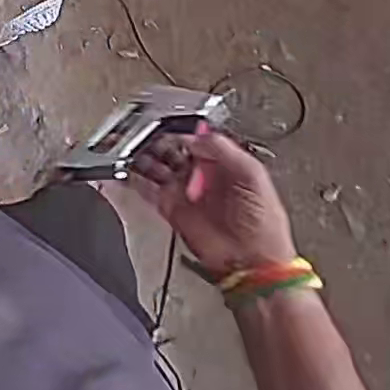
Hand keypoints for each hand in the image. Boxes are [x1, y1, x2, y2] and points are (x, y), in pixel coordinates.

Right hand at [131, 125, 297, 277]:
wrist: (251, 263)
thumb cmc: (263, 226)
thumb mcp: (253, 178)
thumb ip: (225, 152)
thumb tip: (197, 136)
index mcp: (224, 165)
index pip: (197, 139)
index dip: (182, 131)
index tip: (169, 126)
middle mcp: (201, 176)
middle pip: (171, 150)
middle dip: (157, 142)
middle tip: (146, 137)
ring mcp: (184, 191)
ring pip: (155, 166)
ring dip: (143, 157)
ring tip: (132, 151)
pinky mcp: (170, 208)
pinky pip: (146, 189)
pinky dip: (133, 180)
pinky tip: (127, 172)